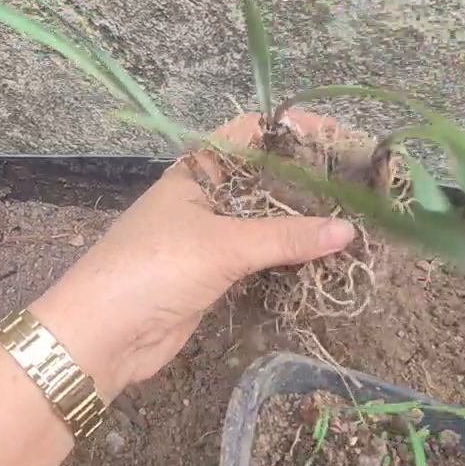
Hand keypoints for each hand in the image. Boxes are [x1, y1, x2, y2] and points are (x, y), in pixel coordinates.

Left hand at [31, 113, 355, 397]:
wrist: (103, 336)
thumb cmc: (154, 269)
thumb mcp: (221, 245)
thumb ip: (285, 237)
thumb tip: (348, 230)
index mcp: (198, 171)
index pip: (252, 132)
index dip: (294, 129)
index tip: (341, 138)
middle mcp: (207, 197)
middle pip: (265, 178)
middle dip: (309, 181)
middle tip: (362, 187)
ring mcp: (211, 238)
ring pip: (266, 221)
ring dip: (304, 224)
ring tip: (356, 224)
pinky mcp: (216, 275)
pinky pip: (261, 258)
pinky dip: (290, 259)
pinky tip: (326, 261)